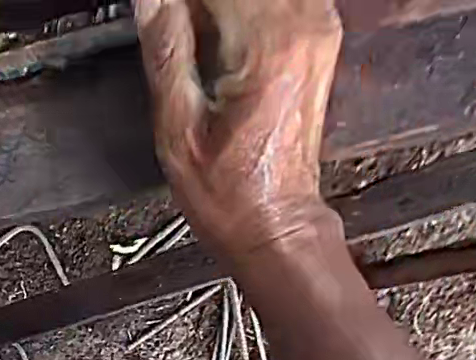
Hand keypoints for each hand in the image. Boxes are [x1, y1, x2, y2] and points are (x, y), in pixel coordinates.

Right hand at [135, 0, 342, 258]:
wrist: (274, 222)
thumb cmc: (228, 197)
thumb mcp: (178, 135)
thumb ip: (165, 56)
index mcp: (268, 47)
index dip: (176, 1)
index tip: (156, 10)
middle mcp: (304, 24)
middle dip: (196, 4)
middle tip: (166, 24)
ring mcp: (319, 26)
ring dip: (217, 7)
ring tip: (187, 35)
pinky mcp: (319, 35)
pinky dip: (241, 9)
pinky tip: (215, 34)